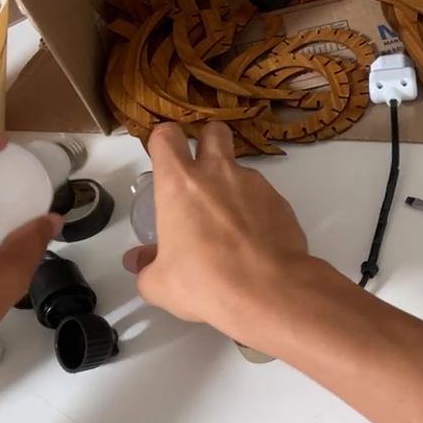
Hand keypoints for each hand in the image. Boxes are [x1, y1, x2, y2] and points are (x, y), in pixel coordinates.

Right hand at [124, 122, 338, 343]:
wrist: (268, 290)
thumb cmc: (205, 282)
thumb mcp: (159, 283)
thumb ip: (146, 266)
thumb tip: (140, 261)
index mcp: (180, 183)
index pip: (166, 136)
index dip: (164, 142)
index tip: (164, 158)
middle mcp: (219, 173)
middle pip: (214, 131)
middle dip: (207, 141)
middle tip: (201, 172)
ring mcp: (255, 184)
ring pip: (241, 169)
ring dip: (233, 186)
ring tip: (230, 226)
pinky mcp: (281, 202)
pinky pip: (264, 197)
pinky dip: (257, 211)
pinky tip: (254, 241)